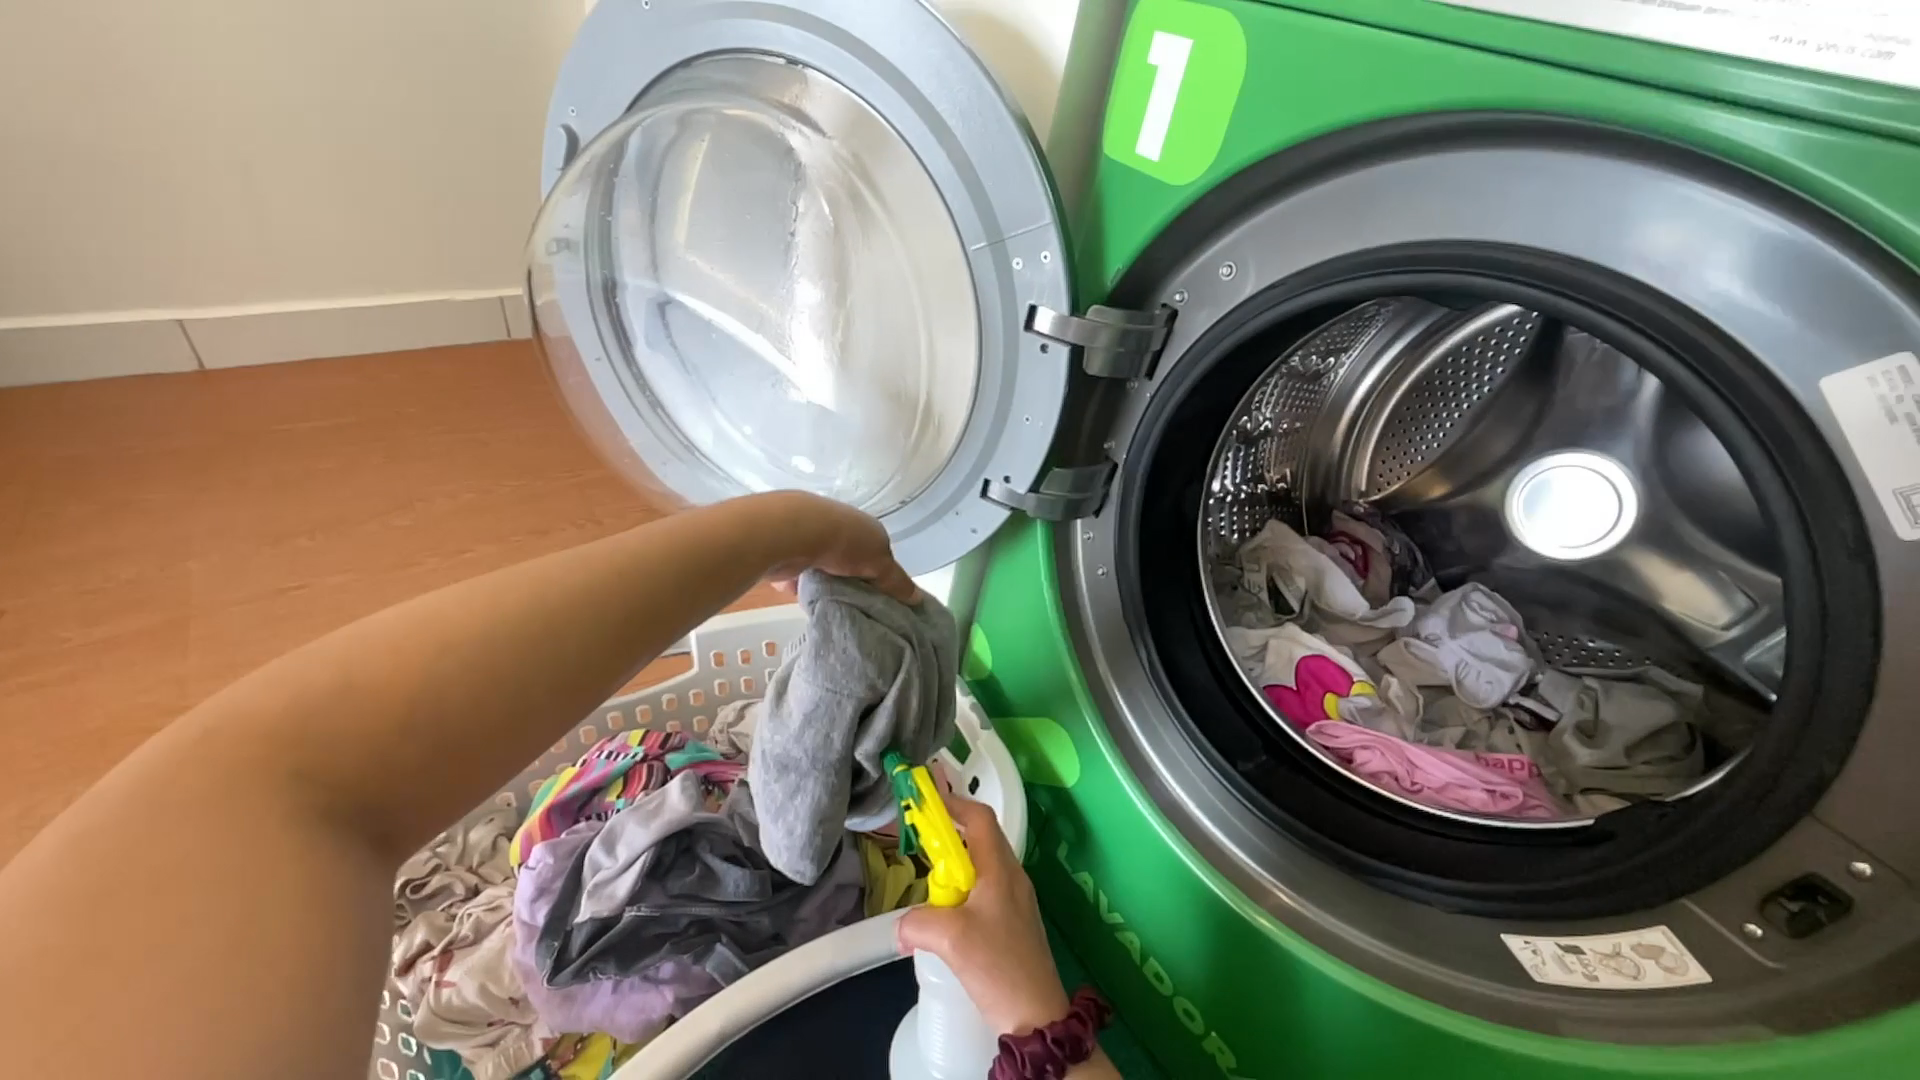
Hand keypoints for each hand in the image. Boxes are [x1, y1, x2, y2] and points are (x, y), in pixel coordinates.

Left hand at [752, 491, 919, 603]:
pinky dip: (802, 588)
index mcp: (863, 526)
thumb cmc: (845, 542)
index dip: (882, 575)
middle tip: (860, 608)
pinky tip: (808, 603)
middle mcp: (838, 529)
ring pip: (824, 569)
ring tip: (835, 608)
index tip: (884, 600)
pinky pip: (798, 576)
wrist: (793, 533)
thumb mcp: (880, 562)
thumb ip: (897, 581)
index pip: (877, 553)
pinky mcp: (786, 553)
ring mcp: (810, 539)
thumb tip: (918, 598)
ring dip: (827, 585)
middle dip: (853, 582)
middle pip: (850, 562)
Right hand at [897, 794, 1070, 1035]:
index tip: (926, 801)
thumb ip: (918, 922)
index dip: (954, 803)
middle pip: (980, 839)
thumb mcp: (950, 939)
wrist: (1036, 1016)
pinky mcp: (1014, 924)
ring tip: (928, 881)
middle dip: (949, 835)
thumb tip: (901, 927)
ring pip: (981, 868)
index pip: (980, 818)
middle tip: (919, 841)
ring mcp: (1016, 901)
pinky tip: (946, 915)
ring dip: (955, 867)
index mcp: (1001, 869)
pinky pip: (985, 892)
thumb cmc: (998, 966)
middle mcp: (1012, 877)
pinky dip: (962, 892)